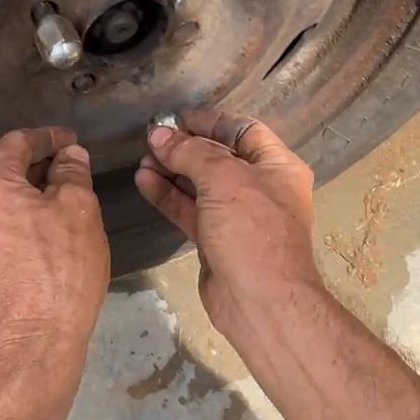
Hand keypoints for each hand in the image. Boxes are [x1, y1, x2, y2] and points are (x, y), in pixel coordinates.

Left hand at [0, 127, 109, 376]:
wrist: (35, 341)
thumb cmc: (62, 269)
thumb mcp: (79, 210)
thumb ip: (72, 172)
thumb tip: (69, 155)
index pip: (16, 143)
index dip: (47, 137)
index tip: (70, 140)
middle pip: (2, 174)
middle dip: (37, 169)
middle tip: (70, 172)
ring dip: (25, 199)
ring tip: (59, 205)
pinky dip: (16, 225)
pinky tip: (41, 238)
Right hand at [134, 111, 324, 347]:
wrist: (261, 301)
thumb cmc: (252, 231)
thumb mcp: (224, 180)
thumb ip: (191, 153)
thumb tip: (160, 135)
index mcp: (277, 167)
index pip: (243, 131)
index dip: (210, 121)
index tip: (177, 118)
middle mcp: (260, 189)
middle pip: (218, 158)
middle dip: (185, 147)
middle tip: (152, 139)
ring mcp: (237, 217)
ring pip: (199, 185)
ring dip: (171, 171)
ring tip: (143, 159)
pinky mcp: (215, 240)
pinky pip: (189, 210)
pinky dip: (168, 196)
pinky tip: (144, 182)